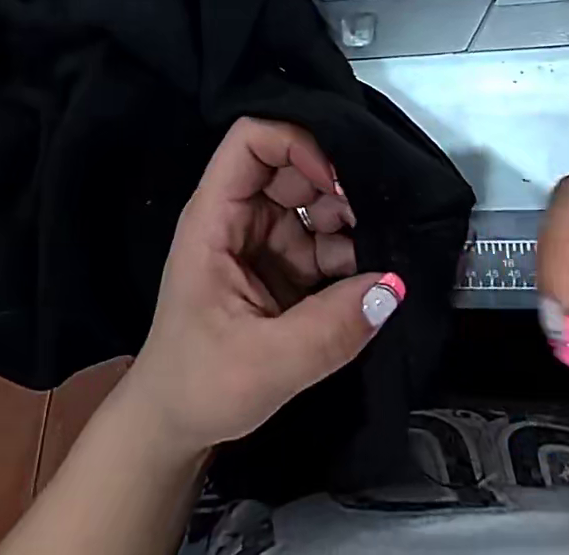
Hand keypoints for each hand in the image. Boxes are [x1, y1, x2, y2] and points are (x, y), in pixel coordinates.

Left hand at [116, 118, 404, 457]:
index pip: (251, 142)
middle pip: (292, 167)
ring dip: (350, 222)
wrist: (176, 426)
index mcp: (215, 218)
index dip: (295, 144)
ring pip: (314, 202)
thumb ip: (329, 329)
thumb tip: (393, 286)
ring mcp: (263, 239)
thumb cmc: (198, 385)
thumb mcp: (263, 365)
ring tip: (380, 251)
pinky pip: (324, 240)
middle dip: (336, 185)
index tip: (337, 182)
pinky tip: (371, 275)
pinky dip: (351, 251)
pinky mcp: (284, 265)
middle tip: (378, 217)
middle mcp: (240, 217)